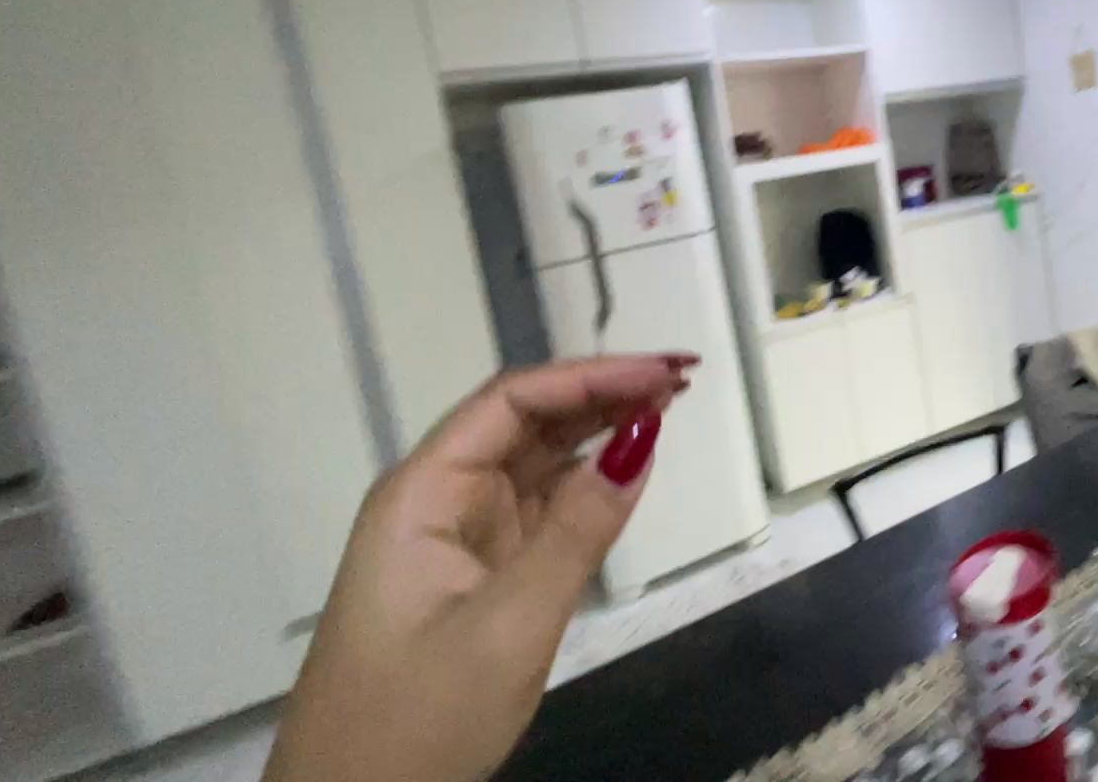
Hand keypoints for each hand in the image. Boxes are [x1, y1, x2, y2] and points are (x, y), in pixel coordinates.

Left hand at [264, 353, 695, 781]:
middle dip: (604, 388)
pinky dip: (595, 471)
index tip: (660, 374)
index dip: (590, 377)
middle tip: (681, 376)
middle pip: (529, 417)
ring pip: (542, 452)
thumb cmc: (416, 723)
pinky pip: (549, 497)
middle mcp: (443, 496)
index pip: (513, 402)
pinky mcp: (490, 562)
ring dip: (605, 422)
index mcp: (425, 493)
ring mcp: (467, 529)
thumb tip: (645, 437)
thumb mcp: (509, 624)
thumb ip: (579, 527)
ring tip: (669, 400)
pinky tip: (631, 457)